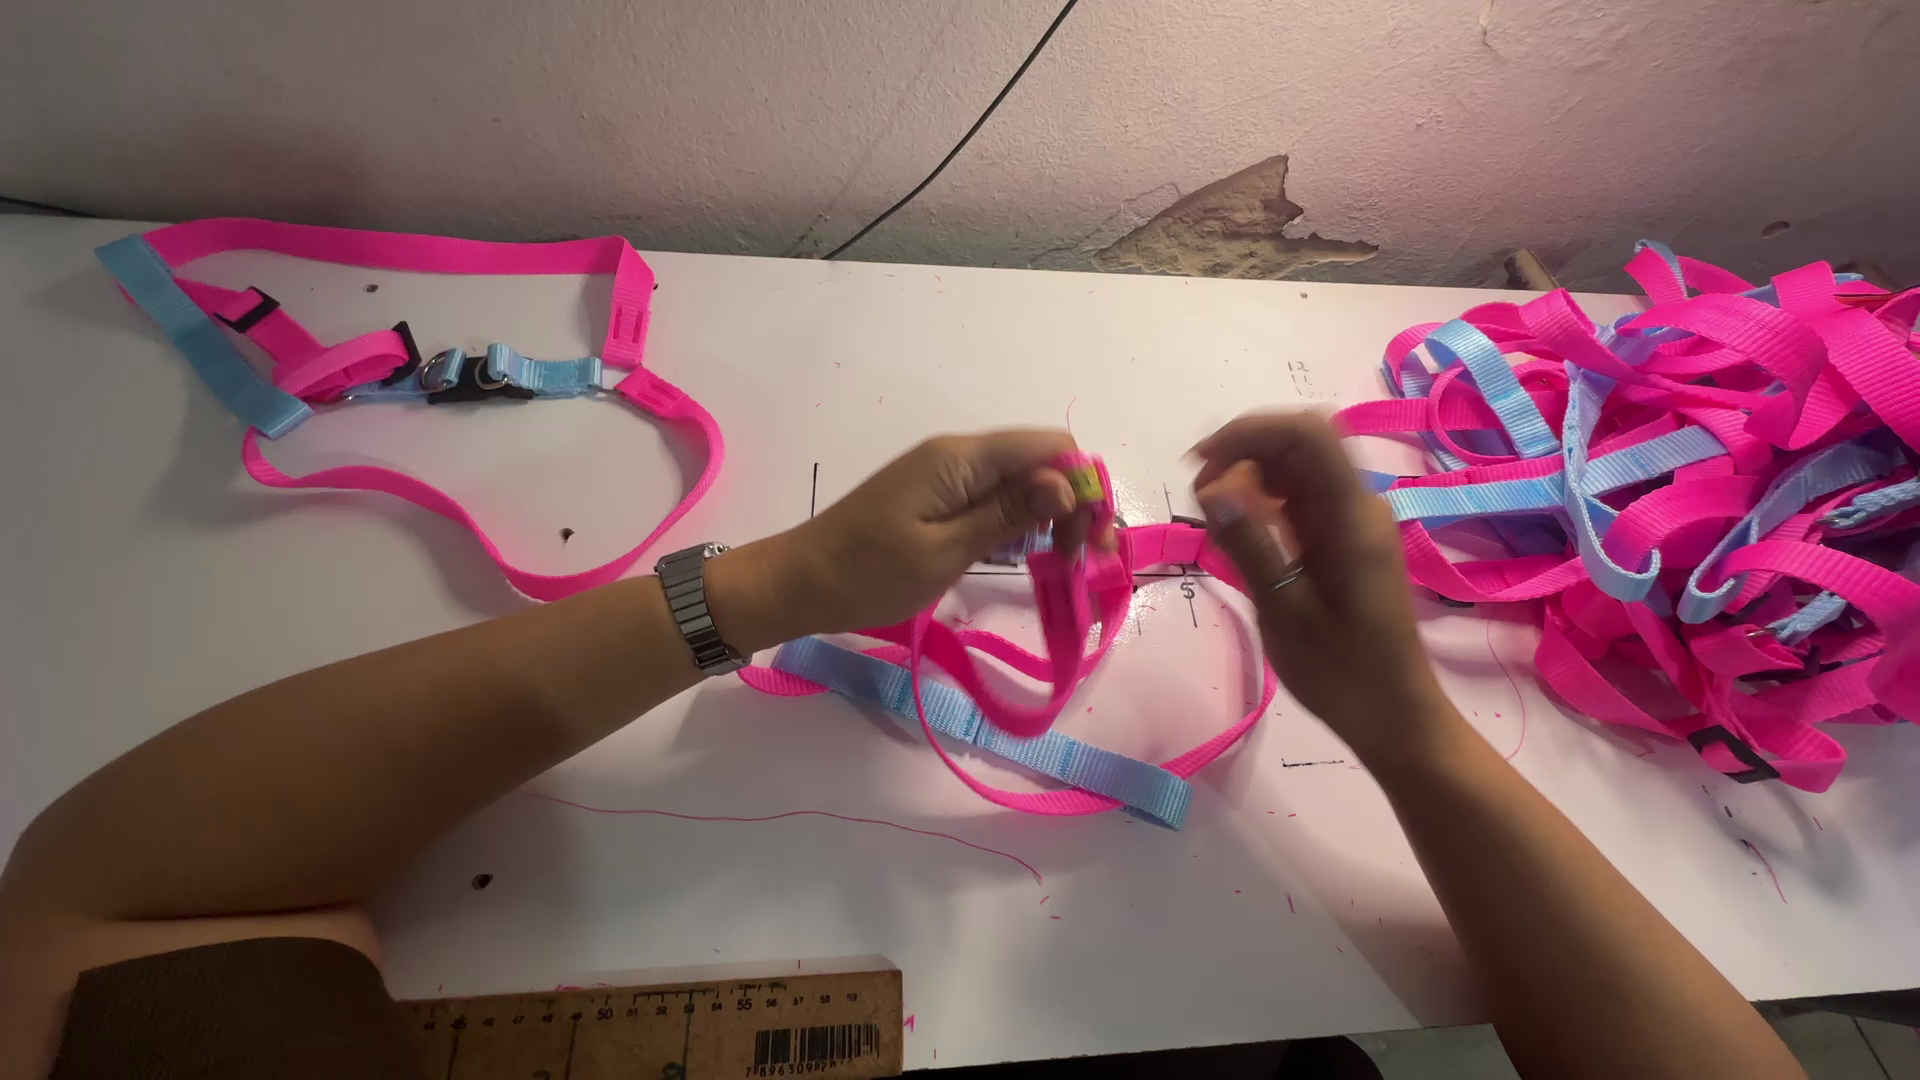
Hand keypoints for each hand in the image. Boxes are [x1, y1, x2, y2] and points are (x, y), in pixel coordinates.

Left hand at [751, 430, 1110, 639]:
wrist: (800, 582)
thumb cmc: (869, 574)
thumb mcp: (945, 550)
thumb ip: (1007, 513)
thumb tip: (1067, 482)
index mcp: (961, 458)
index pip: (1050, 448)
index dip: (1083, 487)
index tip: (1093, 544)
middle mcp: (958, 454)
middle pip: (1040, 461)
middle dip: (1072, 503)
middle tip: (1080, 562)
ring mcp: (946, 474)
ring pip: (1019, 479)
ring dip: (1048, 515)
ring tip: (1059, 562)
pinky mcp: (936, 495)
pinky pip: (992, 496)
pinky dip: (1018, 521)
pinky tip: (1024, 552)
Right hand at [1192, 411, 1459, 762]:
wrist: (1392, 715)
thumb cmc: (1342, 672)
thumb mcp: (1286, 611)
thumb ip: (1251, 544)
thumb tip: (1212, 488)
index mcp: (1351, 517)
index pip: (1308, 435)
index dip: (1250, 431)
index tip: (1199, 464)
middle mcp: (1356, 506)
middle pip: (1299, 444)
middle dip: (1242, 453)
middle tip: (1199, 496)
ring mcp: (1349, 521)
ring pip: (1295, 469)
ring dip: (1247, 475)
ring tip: (1211, 516)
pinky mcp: (1339, 539)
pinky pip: (1296, 499)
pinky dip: (1260, 502)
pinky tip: (1237, 533)